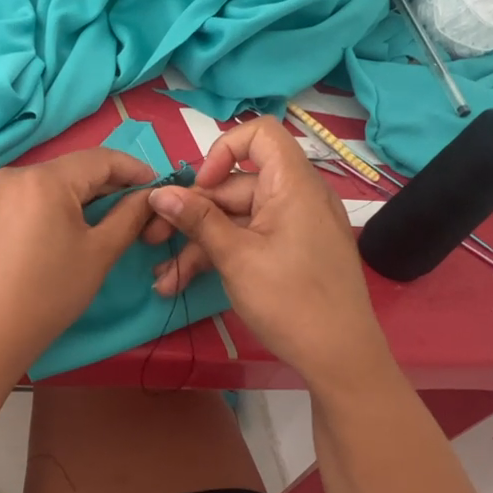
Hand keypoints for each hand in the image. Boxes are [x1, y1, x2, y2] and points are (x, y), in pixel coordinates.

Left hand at [0, 148, 156, 369]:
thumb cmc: (51, 291)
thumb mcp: (100, 251)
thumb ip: (130, 215)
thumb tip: (151, 195)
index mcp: (45, 178)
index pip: (101, 158)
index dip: (135, 170)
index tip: (159, 187)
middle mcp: (18, 173)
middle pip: (76, 168)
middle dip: (112, 184)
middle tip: (142, 207)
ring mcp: (0, 190)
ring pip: (56, 181)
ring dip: (87, 195)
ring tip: (116, 217)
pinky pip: (37, 194)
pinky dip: (62, 203)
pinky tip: (80, 223)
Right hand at [143, 116, 391, 386]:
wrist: (340, 357)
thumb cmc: (290, 299)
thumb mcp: (235, 258)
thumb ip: (197, 220)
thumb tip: (158, 193)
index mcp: (292, 185)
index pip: (259, 135)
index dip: (222, 152)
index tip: (199, 187)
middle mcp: (295, 197)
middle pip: (235, 186)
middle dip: (190, 213)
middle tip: (152, 239)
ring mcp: (293, 227)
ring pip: (234, 220)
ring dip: (196, 245)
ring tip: (163, 279)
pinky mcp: (289, 253)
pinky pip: (248, 240)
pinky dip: (217, 257)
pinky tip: (181, 284)